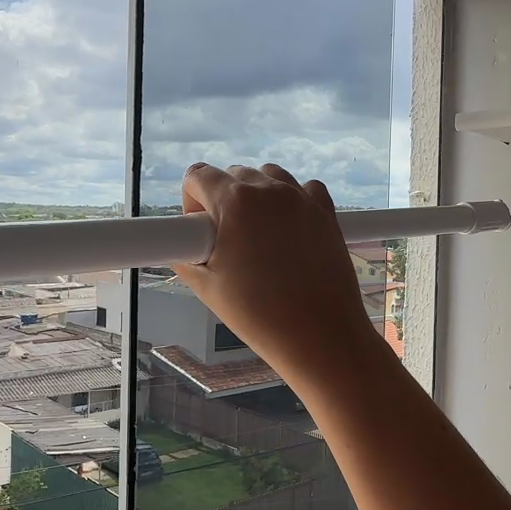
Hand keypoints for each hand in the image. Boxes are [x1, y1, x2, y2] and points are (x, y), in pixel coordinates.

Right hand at [174, 164, 379, 374]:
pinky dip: (293, 199)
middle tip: (226, 241)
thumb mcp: (206, 286)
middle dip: (222, 200)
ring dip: (257, 195)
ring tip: (257, 234)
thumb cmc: (260, 314)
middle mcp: (271, 190)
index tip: (199, 231)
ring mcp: (303, 198)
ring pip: (270, 176)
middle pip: (234, 174)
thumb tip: (183, 246)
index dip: (191, 203)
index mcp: (236, 201)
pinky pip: (305, 188)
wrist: (320, 335)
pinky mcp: (327, 212)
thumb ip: (185, 257)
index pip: (198, 175)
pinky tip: (289, 228)